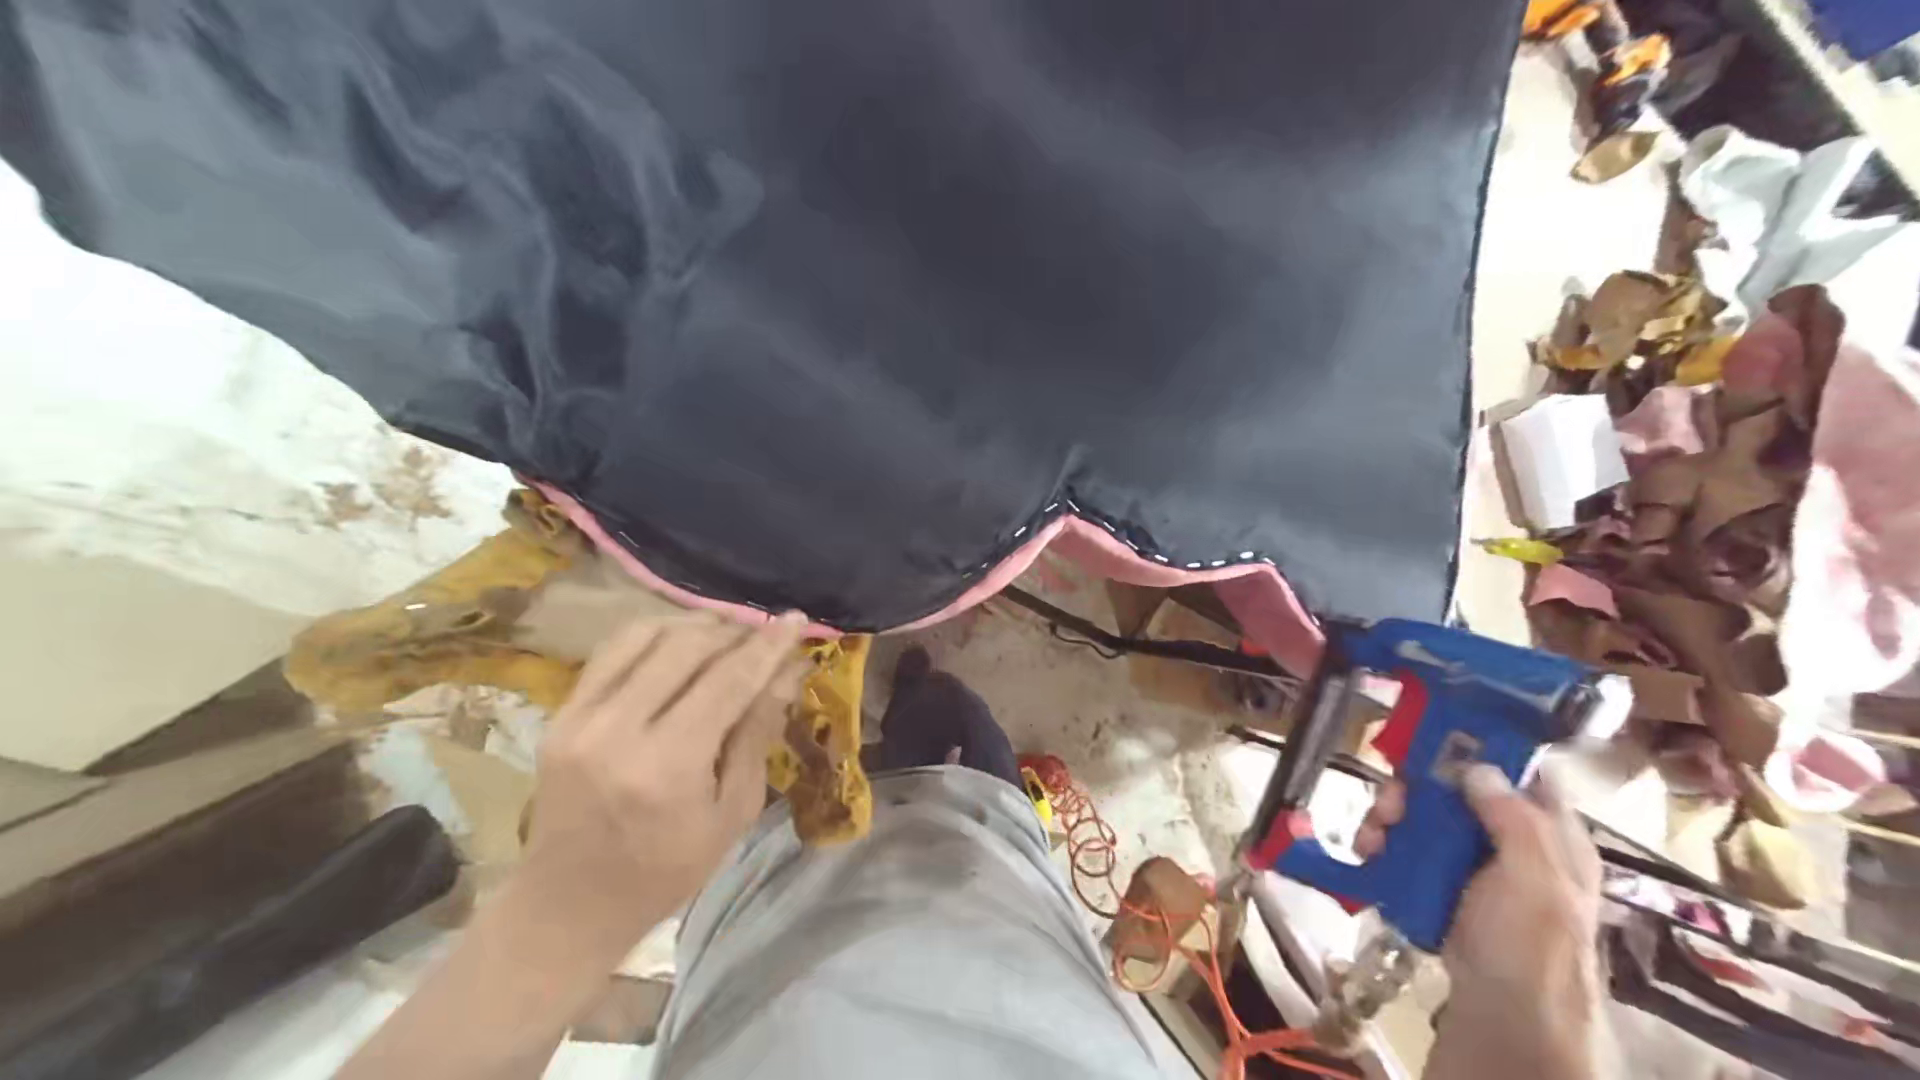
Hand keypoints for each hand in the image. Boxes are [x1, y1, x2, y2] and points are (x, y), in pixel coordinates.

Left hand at [513, 613, 808, 956]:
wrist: (569, 904)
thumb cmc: (668, 870)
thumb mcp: (733, 812)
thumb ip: (757, 733)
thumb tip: (788, 671)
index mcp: (667, 767)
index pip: (728, 681)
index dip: (768, 646)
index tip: (798, 620)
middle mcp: (617, 731)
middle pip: (689, 648)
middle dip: (737, 631)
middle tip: (767, 631)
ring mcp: (580, 718)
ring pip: (648, 636)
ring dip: (697, 624)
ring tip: (730, 631)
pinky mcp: (561, 714)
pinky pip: (613, 650)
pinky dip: (655, 633)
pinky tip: (682, 639)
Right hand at [1362, 764, 1605, 1079]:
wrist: (1504, 1022)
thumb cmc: (1529, 946)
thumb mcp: (1534, 880)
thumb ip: (1512, 819)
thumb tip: (1475, 764)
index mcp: (1549, 835)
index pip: (1523, 772)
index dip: (1482, 749)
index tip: (1433, 739)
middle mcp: (1511, 843)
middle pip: (1456, 791)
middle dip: (1415, 791)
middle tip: (1390, 803)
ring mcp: (1473, 867)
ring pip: (1425, 819)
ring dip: (1390, 820)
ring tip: (1371, 838)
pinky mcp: (1441, 887)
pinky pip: (1408, 850)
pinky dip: (1385, 847)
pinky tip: (1368, 856)